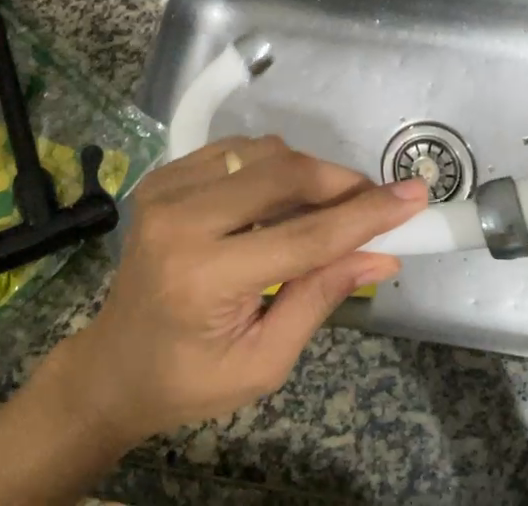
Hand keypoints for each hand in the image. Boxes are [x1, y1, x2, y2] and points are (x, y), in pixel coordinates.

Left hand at [54, 135, 428, 442]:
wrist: (114, 365)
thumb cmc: (190, 378)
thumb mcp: (263, 362)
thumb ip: (320, 297)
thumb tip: (382, 255)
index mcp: (205, 278)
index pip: (305, 235)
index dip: (366, 214)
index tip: (414, 195)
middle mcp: (180, 221)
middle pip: (283, 174)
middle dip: (340, 182)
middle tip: (376, 199)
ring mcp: (165, 192)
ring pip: (262, 152)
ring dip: (306, 172)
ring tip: (325, 208)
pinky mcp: (161, 178)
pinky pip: (234, 150)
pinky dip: (270, 165)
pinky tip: (279, 198)